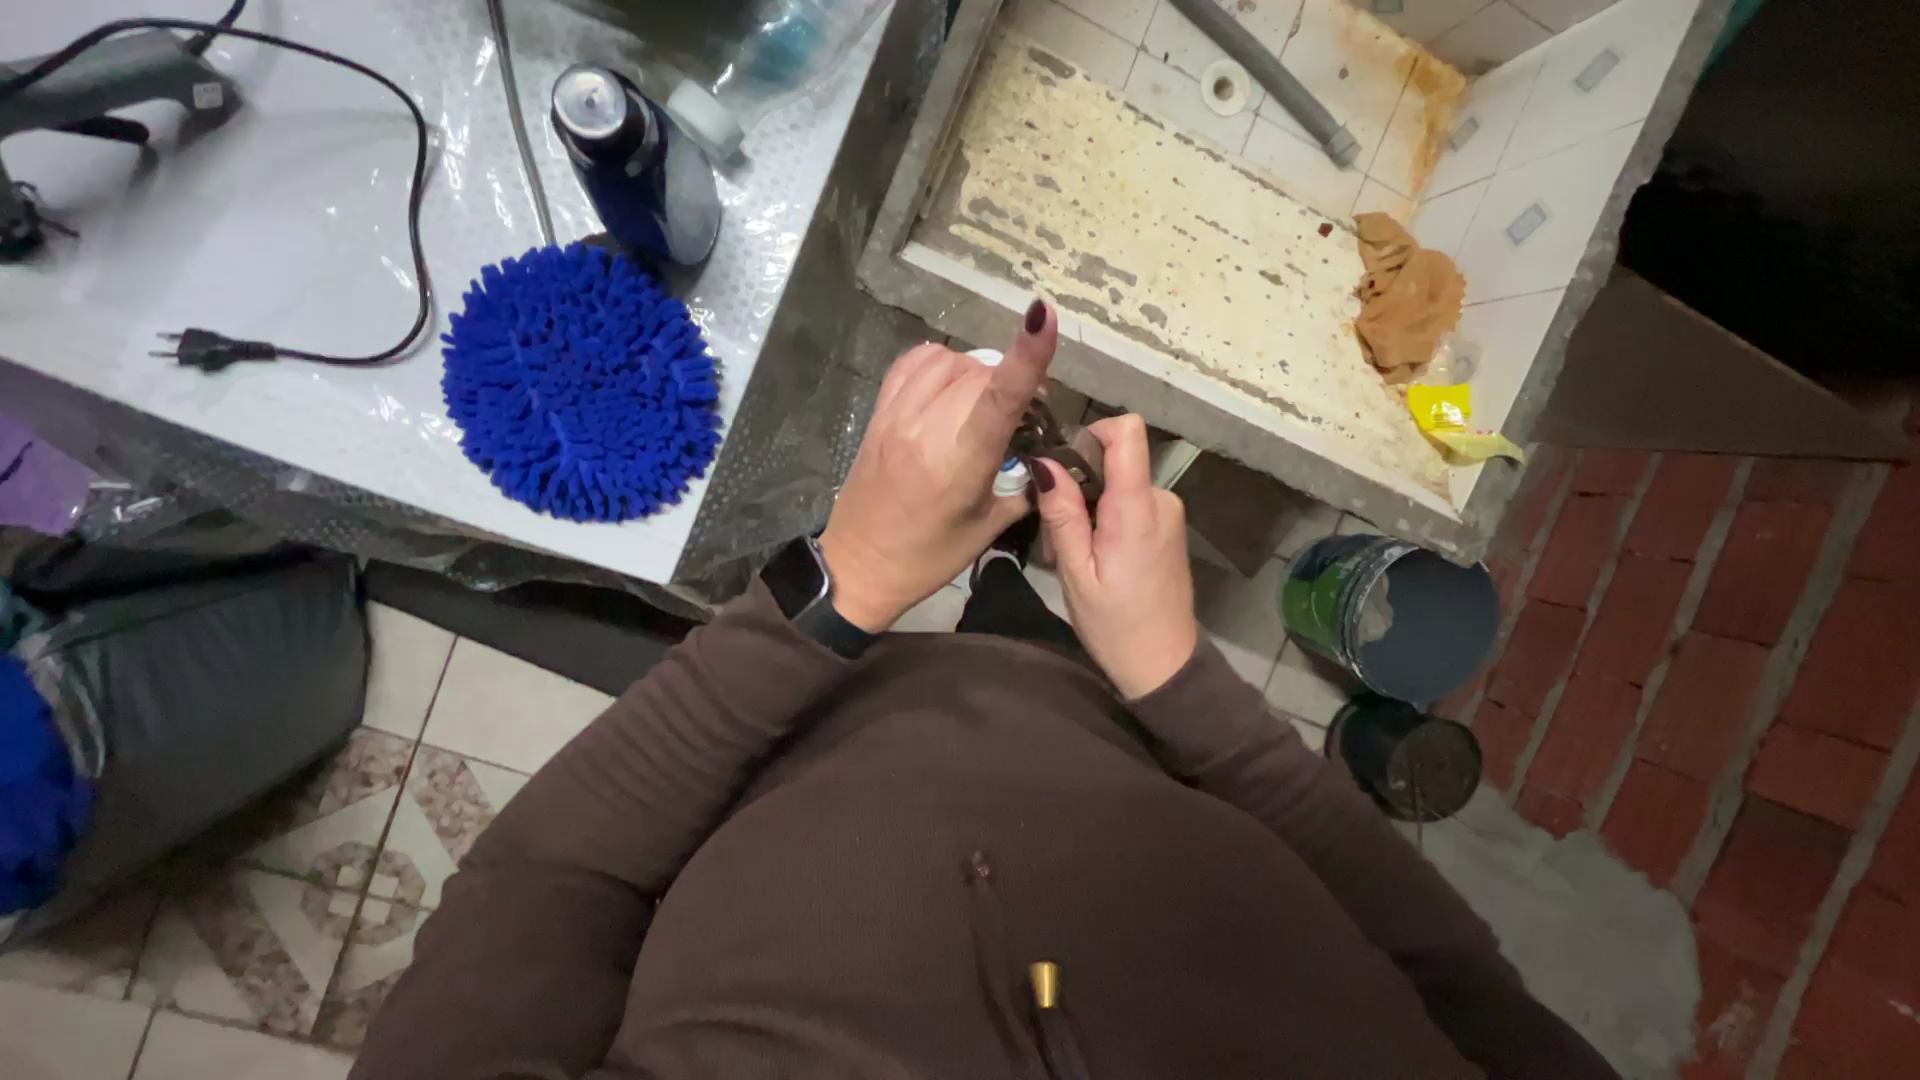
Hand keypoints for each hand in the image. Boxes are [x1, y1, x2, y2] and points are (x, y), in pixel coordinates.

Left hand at [817, 300, 1056, 631]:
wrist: (858, 566)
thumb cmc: (928, 557)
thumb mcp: (987, 529)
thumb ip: (1023, 487)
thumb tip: (1047, 458)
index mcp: (960, 463)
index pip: (998, 397)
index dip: (1026, 354)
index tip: (1044, 314)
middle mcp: (926, 429)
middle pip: (981, 374)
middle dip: (1010, 380)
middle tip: (1023, 412)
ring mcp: (896, 417)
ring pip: (949, 361)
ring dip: (977, 370)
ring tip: (983, 399)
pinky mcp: (878, 414)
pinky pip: (912, 363)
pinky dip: (939, 362)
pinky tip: (949, 382)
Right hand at [1035, 414, 1198, 698]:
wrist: (1163, 663)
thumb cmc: (1115, 624)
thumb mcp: (1076, 572)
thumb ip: (1063, 513)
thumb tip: (1044, 461)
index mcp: (1137, 508)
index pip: (1127, 432)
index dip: (1092, 433)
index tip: (1062, 463)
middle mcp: (1160, 500)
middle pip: (1114, 461)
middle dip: (1078, 487)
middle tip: (1059, 539)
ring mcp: (1168, 513)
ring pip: (1117, 485)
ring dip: (1089, 510)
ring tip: (1074, 557)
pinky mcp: (1167, 526)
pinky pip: (1130, 503)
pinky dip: (1106, 521)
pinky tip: (1095, 559)